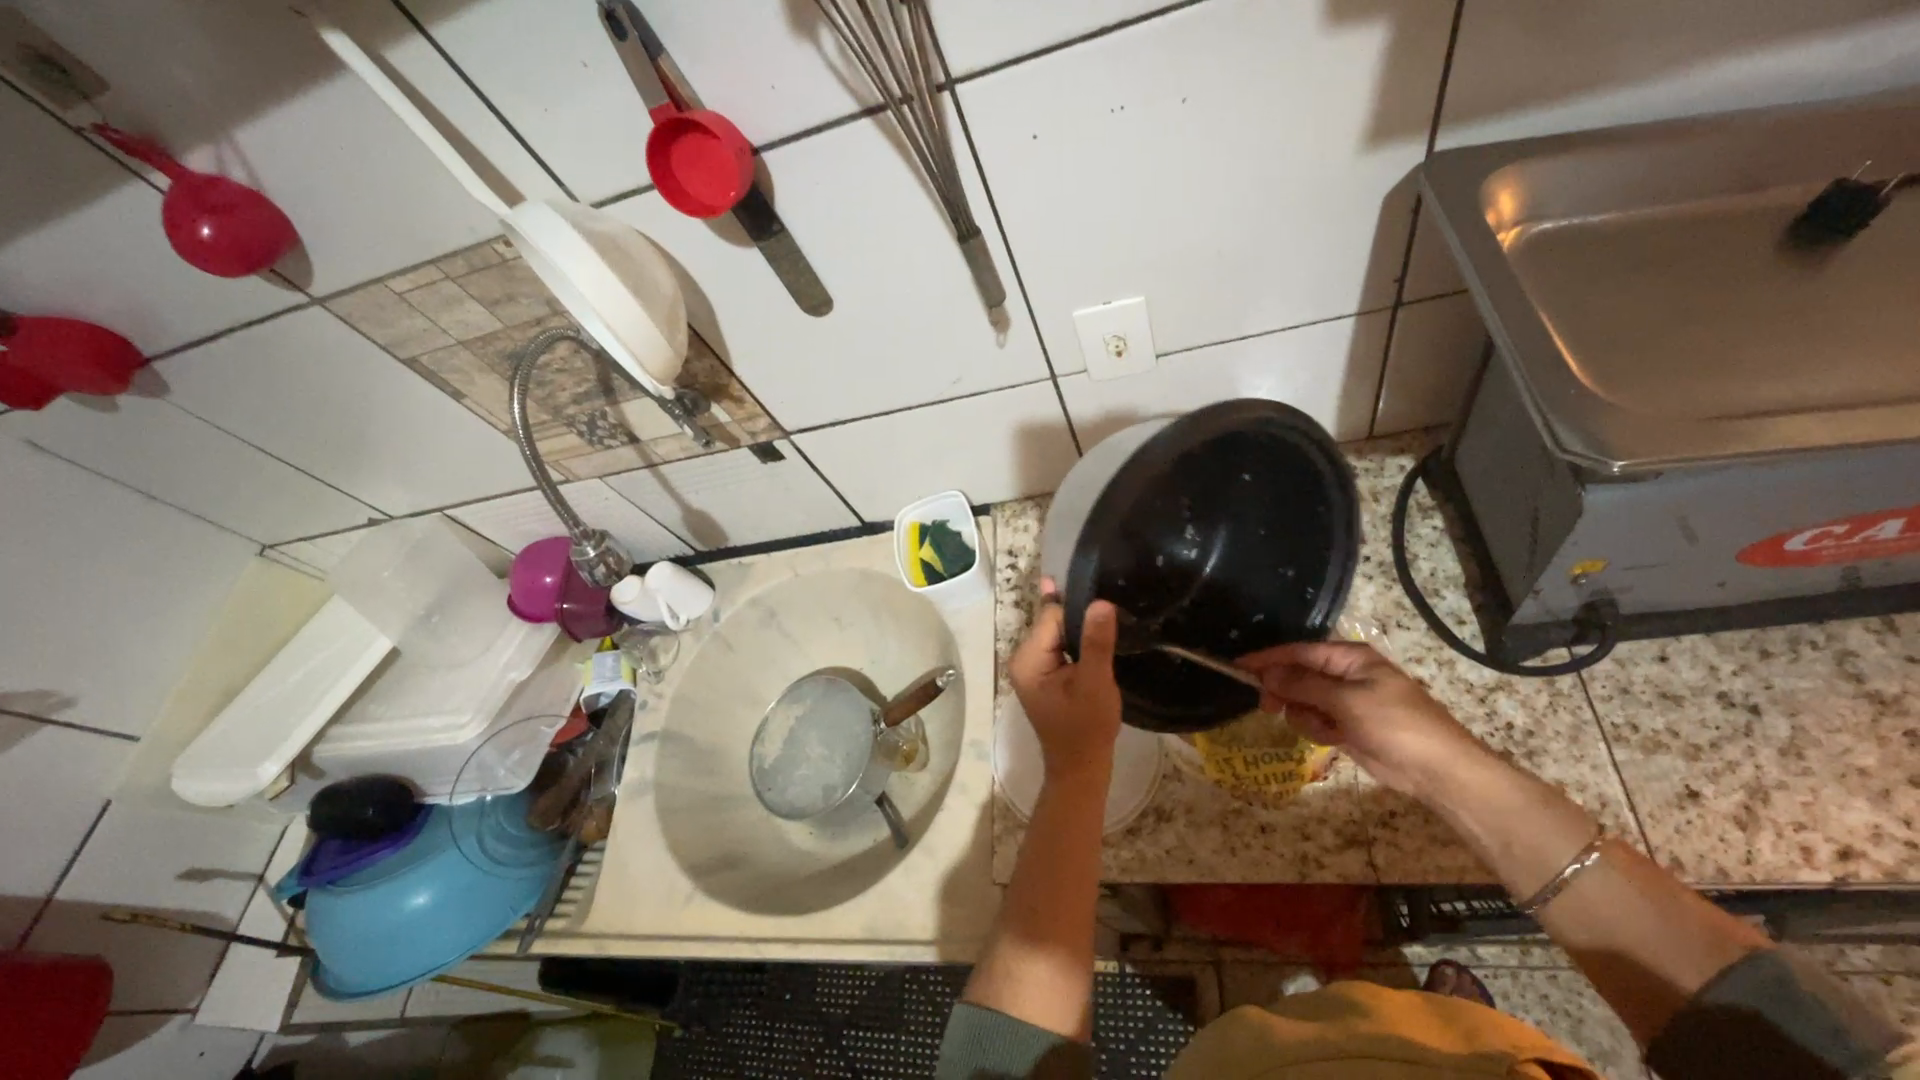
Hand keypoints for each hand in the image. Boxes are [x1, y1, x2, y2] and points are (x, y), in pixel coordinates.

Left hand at [1010, 593, 1122, 785]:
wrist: (1081, 767)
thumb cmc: (1087, 727)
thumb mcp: (1095, 682)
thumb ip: (1096, 642)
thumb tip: (1100, 602)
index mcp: (1027, 659)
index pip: (1052, 615)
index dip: (1080, 612)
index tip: (1108, 608)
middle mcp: (1022, 658)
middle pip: (1053, 622)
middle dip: (1080, 621)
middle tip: (1113, 614)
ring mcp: (1032, 667)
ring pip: (1059, 634)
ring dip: (1081, 633)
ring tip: (1110, 625)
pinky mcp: (1044, 675)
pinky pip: (1060, 648)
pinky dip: (1078, 645)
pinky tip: (1097, 642)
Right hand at [1236, 641, 1487, 797]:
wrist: (1435, 769)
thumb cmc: (1395, 724)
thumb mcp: (1346, 700)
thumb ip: (1303, 685)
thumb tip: (1267, 673)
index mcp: (1349, 658)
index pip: (1298, 653)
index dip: (1267, 659)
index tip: (1238, 668)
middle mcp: (1345, 675)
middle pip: (1297, 676)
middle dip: (1284, 691)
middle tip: (1269, 707)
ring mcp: (1346, 702)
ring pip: (1302, 702)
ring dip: (1304, 716)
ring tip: (1325, 730)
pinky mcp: (1346, 726)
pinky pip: (1315, 722)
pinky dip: (1316, 730)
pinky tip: (1333, 739)